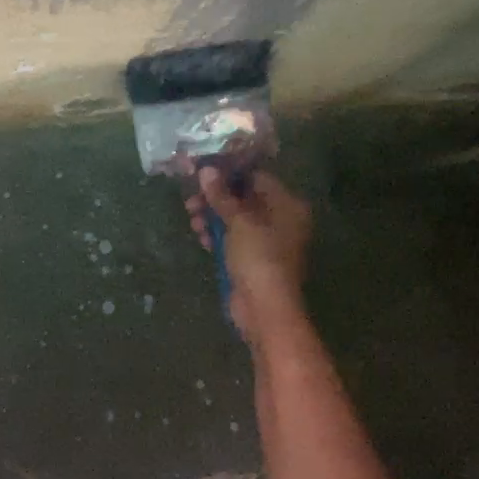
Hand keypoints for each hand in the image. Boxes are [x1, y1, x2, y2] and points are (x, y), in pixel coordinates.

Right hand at [184, 167, 310, 330]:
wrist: (264, 308)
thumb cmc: (258, 256)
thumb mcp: (238, 220)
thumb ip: (221, 194)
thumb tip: (206, 170)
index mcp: (287, 204)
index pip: (256, 177)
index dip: (228, 173)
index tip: (201, 173)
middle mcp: (281, 219)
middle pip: (243, 198)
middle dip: (215, 198)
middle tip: (191, 201)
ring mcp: (267, 241)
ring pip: (234, 219)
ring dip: (211, 217)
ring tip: (193, 221)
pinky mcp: (252, 258)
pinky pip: (232, 238)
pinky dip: (217, 235)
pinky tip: (201, 238)